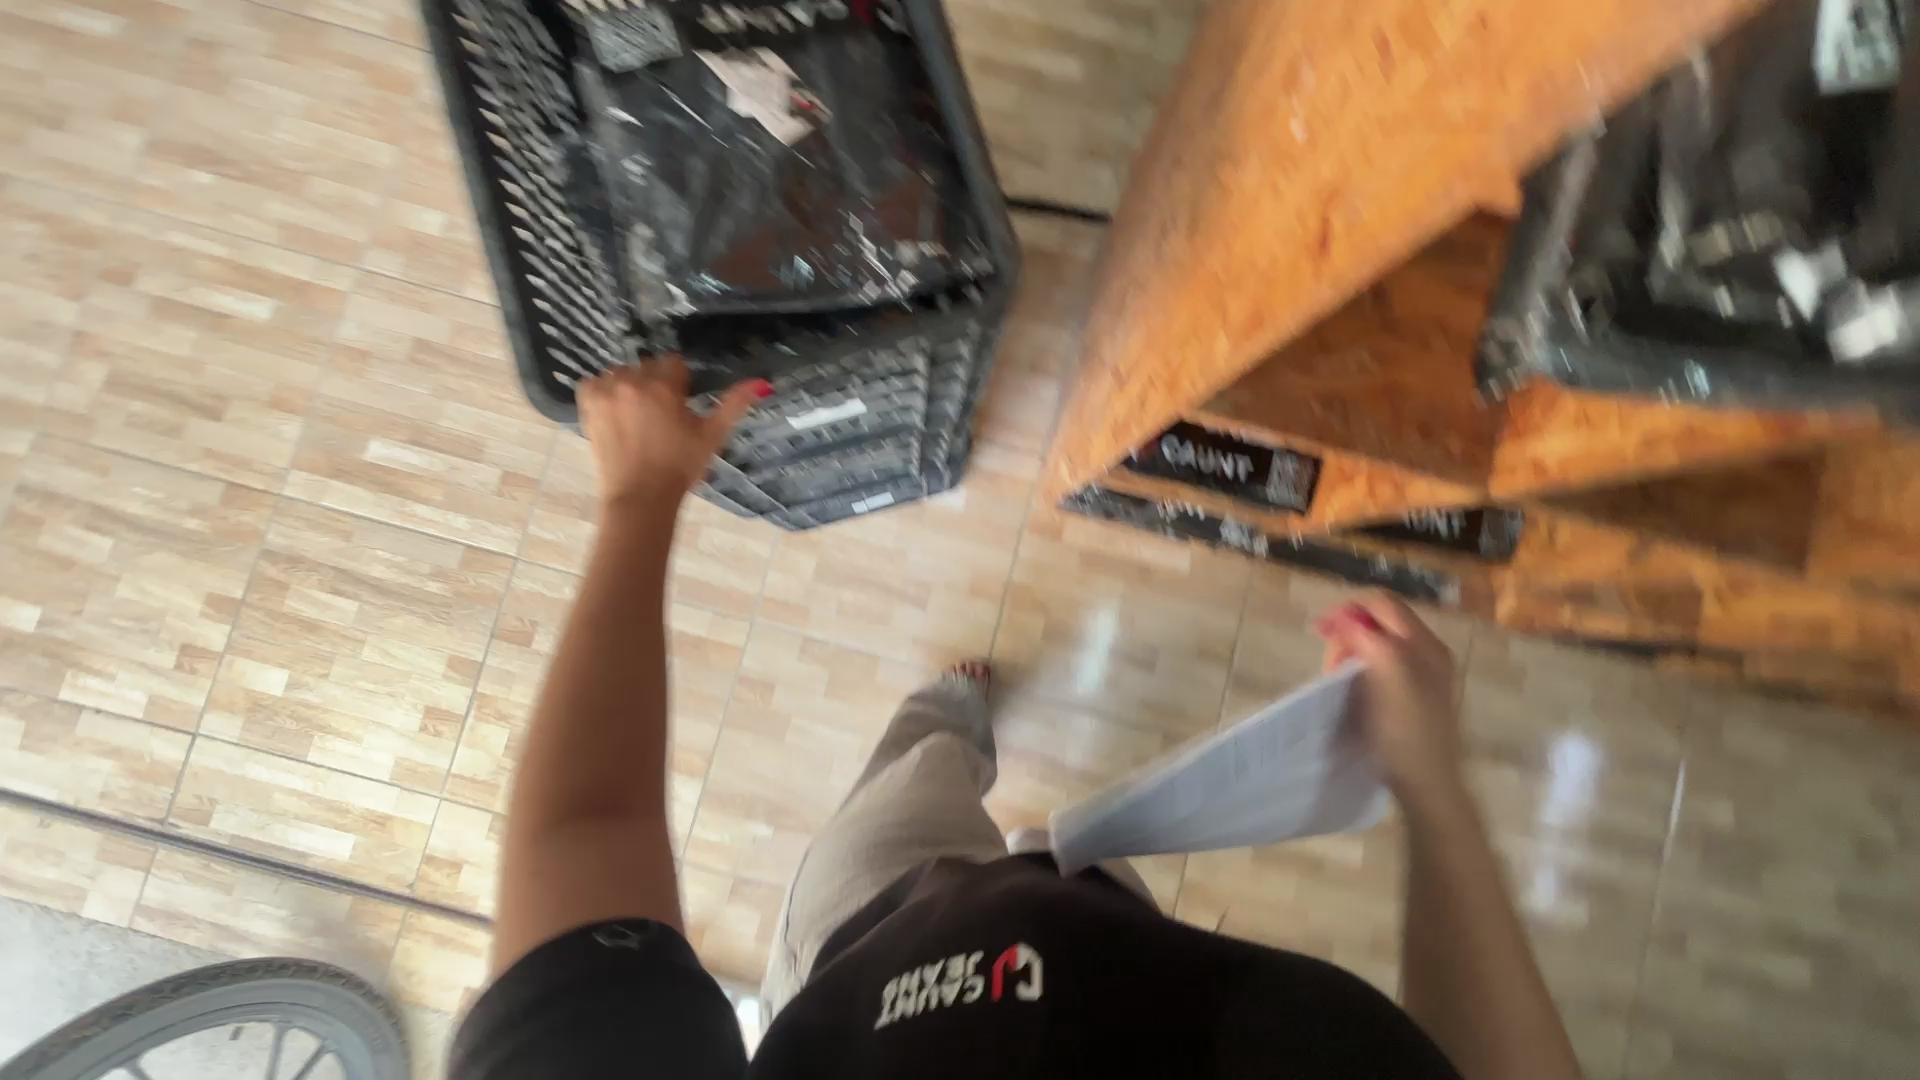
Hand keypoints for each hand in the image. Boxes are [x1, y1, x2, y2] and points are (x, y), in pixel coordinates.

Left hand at [576, 358, 768, 512]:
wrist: (641, 497)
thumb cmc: (681, 467)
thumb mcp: (712, 435)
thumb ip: (734, 404)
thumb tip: (762, 382)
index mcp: (664, 386)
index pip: (674, 363)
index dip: (680, 384)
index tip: (681, 406)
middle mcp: (631, 382)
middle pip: (647, 367)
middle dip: (656, 385)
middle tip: (661, 417)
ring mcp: (606, 392)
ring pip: (621, 374)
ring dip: (630, 388)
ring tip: (638, 418)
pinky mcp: (588, 405)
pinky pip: (596, 383)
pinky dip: (605, 394)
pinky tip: (617, 415)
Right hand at [1314, 591, 1464, 804]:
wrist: (1427, 782)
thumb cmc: (1404, 730)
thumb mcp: (1387, 675)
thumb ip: (1369, 638)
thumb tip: (1345, 619)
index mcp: (1423, 643)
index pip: (1381, 603)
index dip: (1346, 609)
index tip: (1319, 630)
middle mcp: (1427, 651)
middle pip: (1378, 620)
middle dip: (1347, 632)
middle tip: (1330, 662)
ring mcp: (1423, 672)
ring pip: (1378, 642)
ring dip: (1351, 651)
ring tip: (1337, 676)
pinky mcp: (1414, 692)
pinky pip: (1382, 663)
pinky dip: (1360, 667)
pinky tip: (1351, 687)